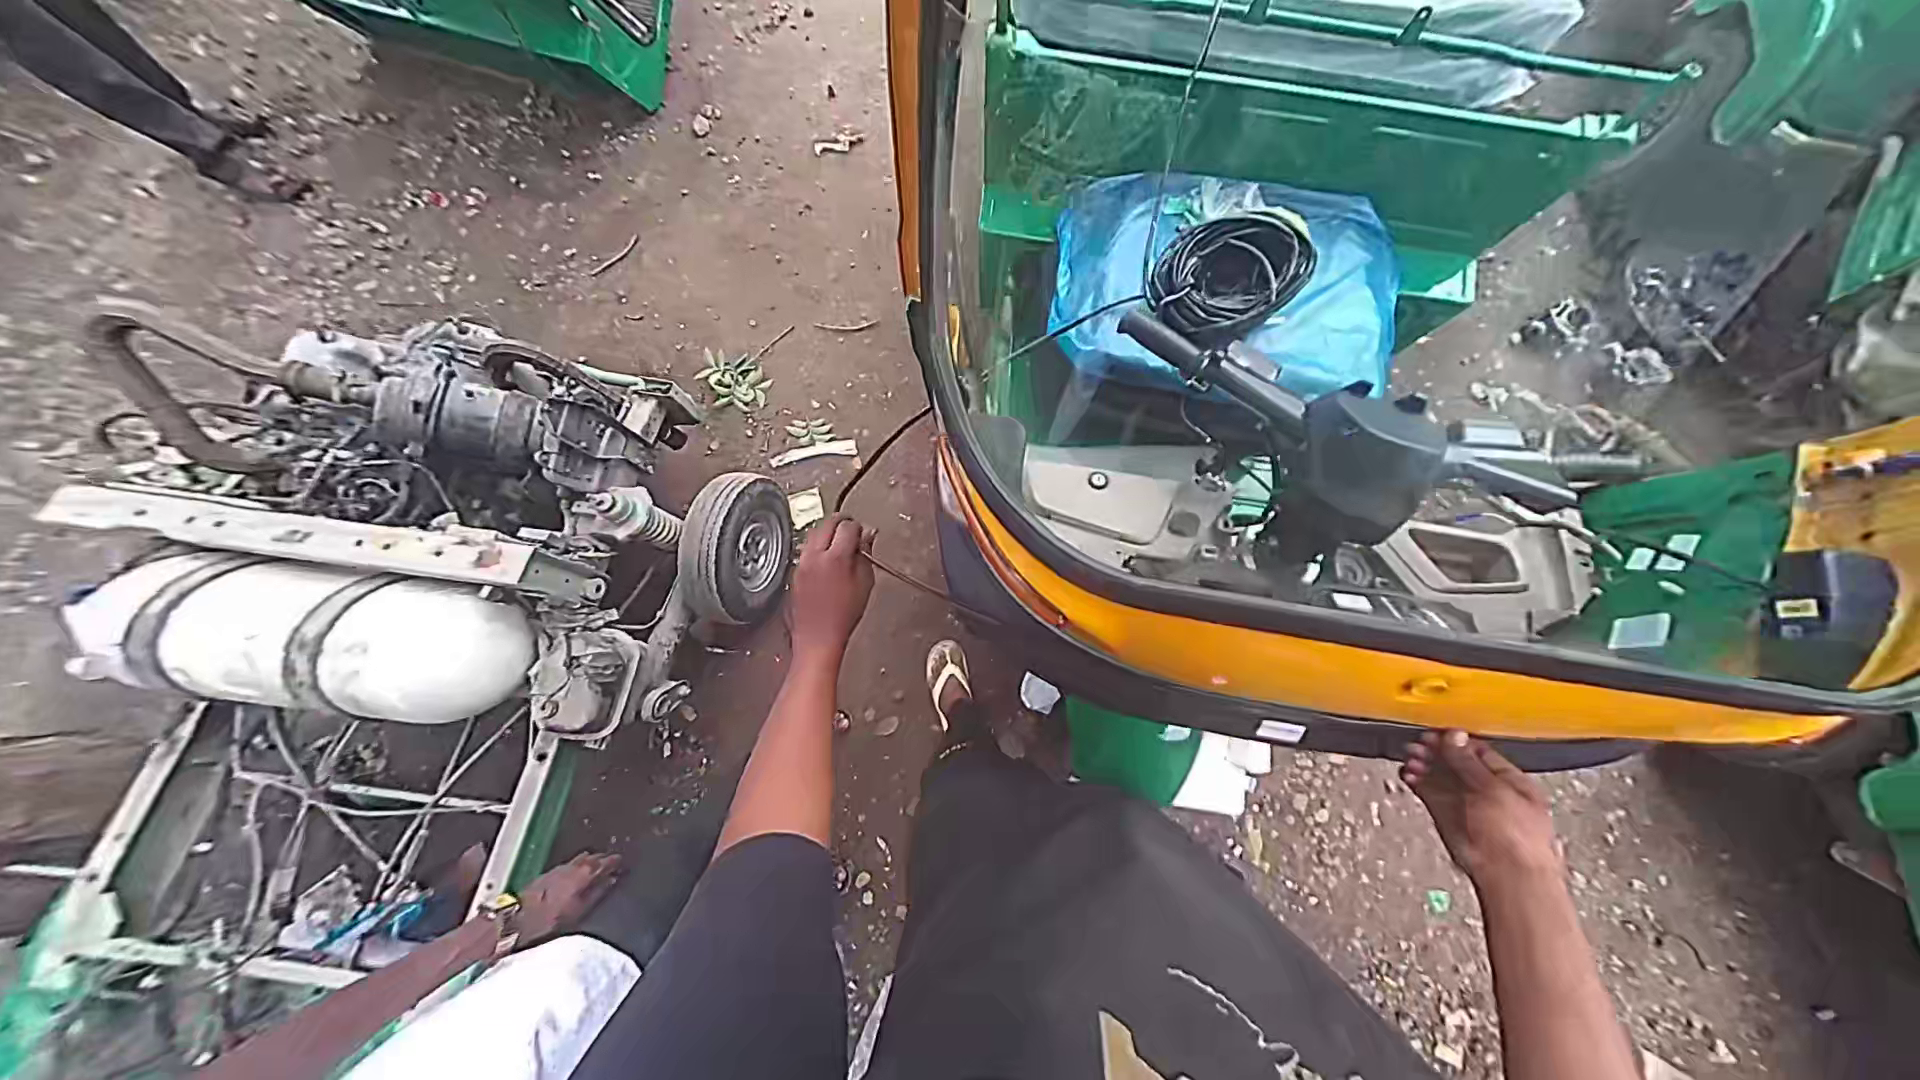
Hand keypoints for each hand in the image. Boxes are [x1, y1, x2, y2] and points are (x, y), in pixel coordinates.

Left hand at [514, 852, 621, 943]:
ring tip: (596, 867)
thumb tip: (611, 880)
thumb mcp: (579, 911)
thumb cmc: (544, 922)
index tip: (622, 862)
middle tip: (612, 863)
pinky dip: (576, 867)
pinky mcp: (544, 876)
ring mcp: (555, 870)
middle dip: (603, 858)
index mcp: (581, 873)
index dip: (615, 861)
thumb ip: (598, 892)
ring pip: (578, 860)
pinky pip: (567, 866)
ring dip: (589, 862)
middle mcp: (569, 867)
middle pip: (591, 857)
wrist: (510, 925)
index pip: (604, 861)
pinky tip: (575, 876)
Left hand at [788, 514, 873, 657]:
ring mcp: (802, 563)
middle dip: (842, 524)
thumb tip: (867, 537)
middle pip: (828, 524)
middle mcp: (815, 556)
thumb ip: (866, 555)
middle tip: (853, 532)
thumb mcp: (865, 583)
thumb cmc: (843, 616)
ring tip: (841, 545)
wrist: (818, 637)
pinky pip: (807, 549)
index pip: (848, 526)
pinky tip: (828, 559)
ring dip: (828, 533)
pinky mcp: (795, 571)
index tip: (865, 533)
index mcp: (836, 558)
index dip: (859, 528)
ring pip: (815, 534)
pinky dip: (818, 547)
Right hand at [1402, 731, 1560, 885]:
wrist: (1506, 873)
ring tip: (1410, 757)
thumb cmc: (1517, 837)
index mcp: (1509, 781)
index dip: (1455, 740)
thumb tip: (1454, 736)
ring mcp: (1464, 802)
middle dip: (1434, 751)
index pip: (1477, 751)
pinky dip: (1415, 780)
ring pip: (1437, 774)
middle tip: (1417, 744)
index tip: (1435, 733)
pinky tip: (1407, 774)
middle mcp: (1486, 790)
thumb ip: (1469, 761)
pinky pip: (1426, 790)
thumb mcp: (1494, 789)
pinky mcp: (1445, 814)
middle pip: (1454, 761)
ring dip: (1422, 763)